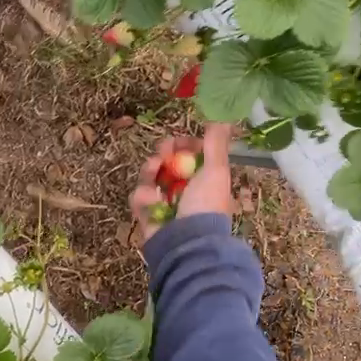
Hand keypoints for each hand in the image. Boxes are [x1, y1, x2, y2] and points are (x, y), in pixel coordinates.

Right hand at [130, 122, 233, 244]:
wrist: (187, 242)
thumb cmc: (205, 205)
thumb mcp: (216, 170)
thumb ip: (215, 144)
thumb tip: (222, 118)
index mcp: (204, 180)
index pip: (190, 155)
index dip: (182, 146)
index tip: (178, 142)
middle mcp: (185, 191)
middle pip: (166, 163)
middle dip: (162, 156)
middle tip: (160, 154)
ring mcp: (165, 203)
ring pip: (149, 178)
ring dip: (149, 172)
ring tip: (152, 172)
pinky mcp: (147, 215)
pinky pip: (139, 198)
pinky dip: (144, 197)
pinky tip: (153, 201)